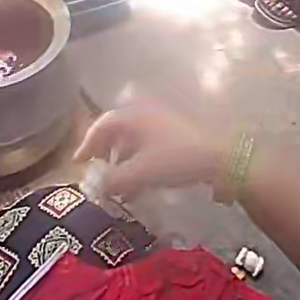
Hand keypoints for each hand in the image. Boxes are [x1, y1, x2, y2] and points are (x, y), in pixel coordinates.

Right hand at [77, 104, 224, 197]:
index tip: (78, 162)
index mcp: (133, 115)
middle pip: (116, 129)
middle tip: (97, 169)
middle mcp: (146, 112)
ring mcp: (163, 120)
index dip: (87, 143)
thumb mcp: (141, 172)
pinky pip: (148, 142)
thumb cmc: (176, 159)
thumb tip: (96, 186)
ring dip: (122, 157)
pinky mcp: (176, 131)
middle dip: (105, 150)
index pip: (102, 124)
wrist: (221, 157)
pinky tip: (141, 179)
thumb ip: (114, 180)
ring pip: (133, 137)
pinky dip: (139, 158)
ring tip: (119, 181)